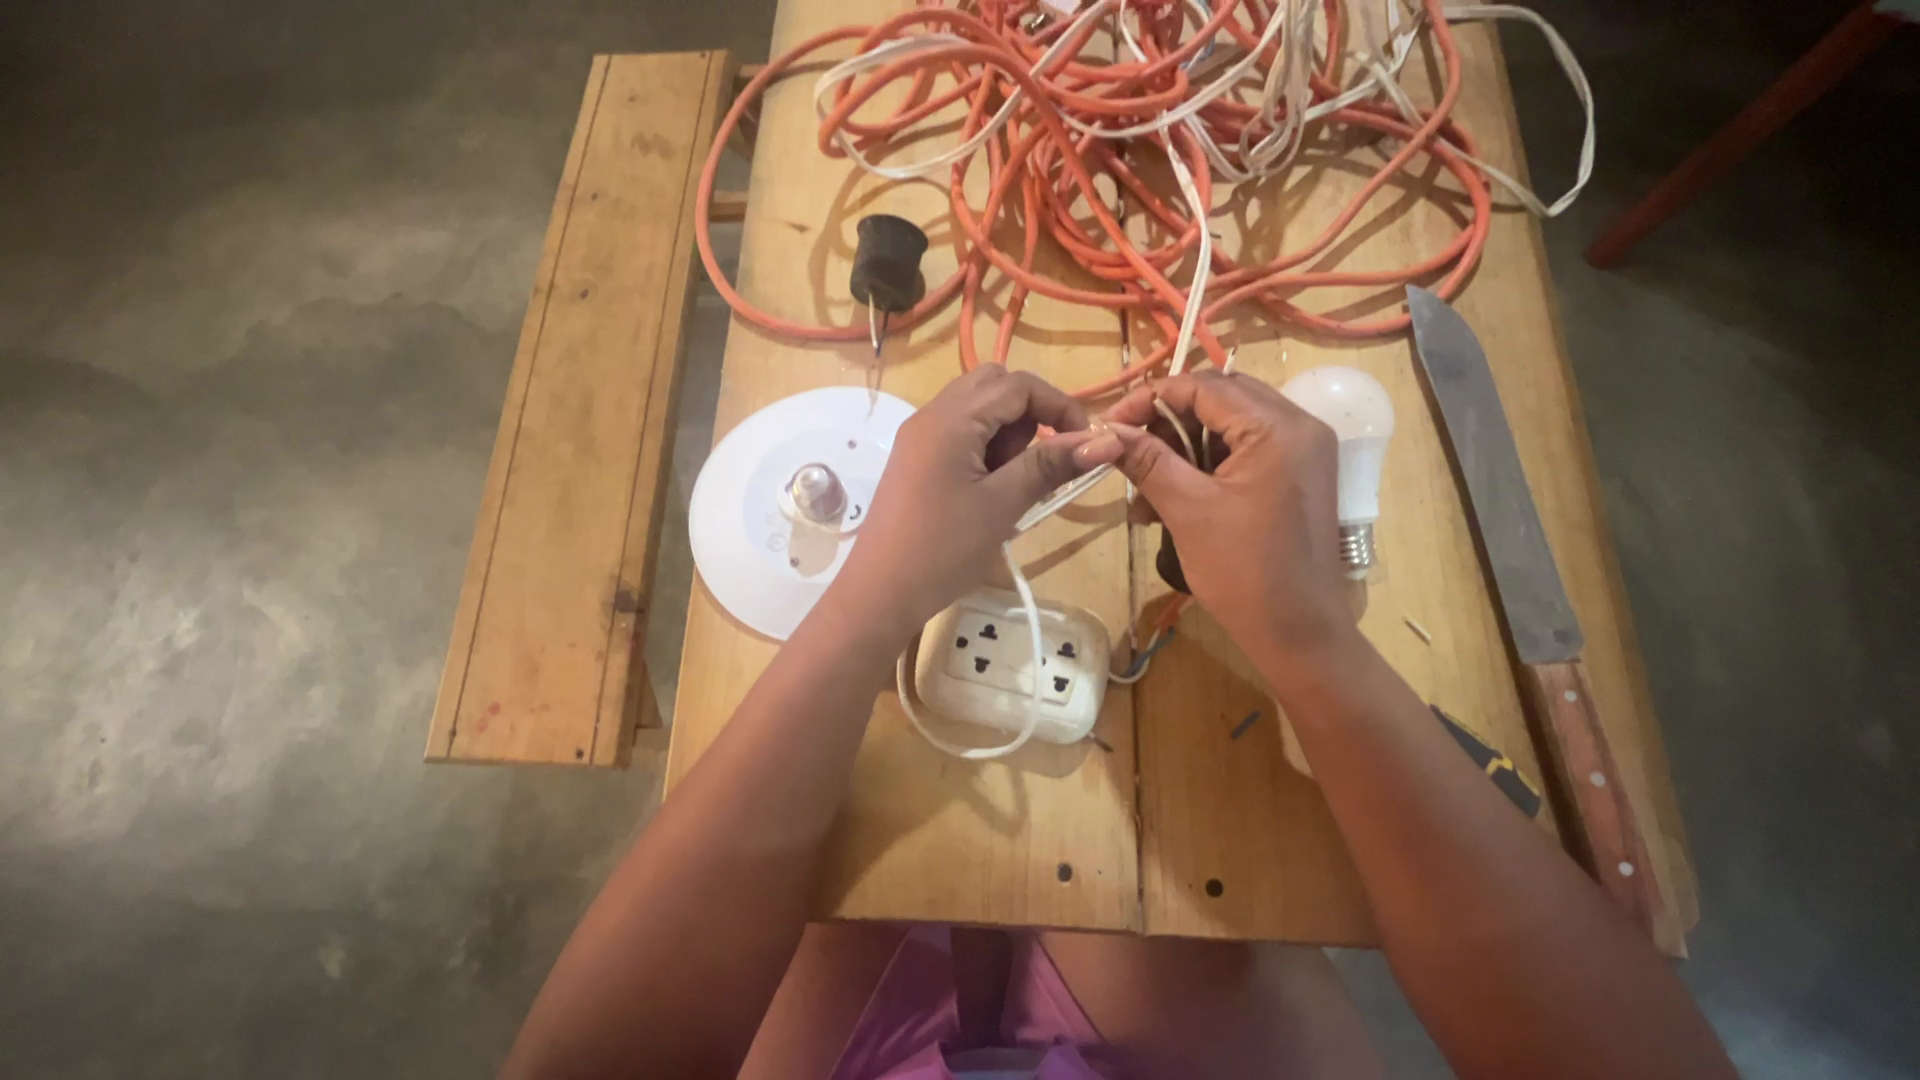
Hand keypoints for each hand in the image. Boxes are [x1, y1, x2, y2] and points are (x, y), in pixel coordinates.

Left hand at [829, 366, 1123, 640]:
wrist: (879, 594)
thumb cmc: (943, 550)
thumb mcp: (1003, 505)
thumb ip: (1051, 465)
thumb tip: (1107, 439)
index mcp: (950, 419)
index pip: (1018, 385)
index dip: (1060, 406)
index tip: (1085, 444)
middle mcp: (931, 416)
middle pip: (994, 387)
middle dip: (1030, 416)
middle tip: (1035, 464)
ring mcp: (920, 439)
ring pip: (978, 410)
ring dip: (1008, 436)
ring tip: (1008, 487)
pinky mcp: (916, 462)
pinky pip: (960, 436)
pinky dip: (986, 451)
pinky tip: (988, 494)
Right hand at [1106, 370, 1356, 674]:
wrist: (1297, 632)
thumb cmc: (1243, 572)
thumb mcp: (1187, 510)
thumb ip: (1147, 461)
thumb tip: (1105, 433)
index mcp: (1277, 429)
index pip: (1204, 386)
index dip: (1150, 398)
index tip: (1110, 425)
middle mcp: (1298, 426)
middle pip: (1220, 397)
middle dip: (1167, 418)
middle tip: (1128, 446)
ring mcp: (1302, 451)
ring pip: (1229, 423)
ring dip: (1183, 443)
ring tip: (1146, 481)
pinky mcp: (1296, 475)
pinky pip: (1244, 450)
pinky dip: (1206, 463)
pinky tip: (1172, 494)